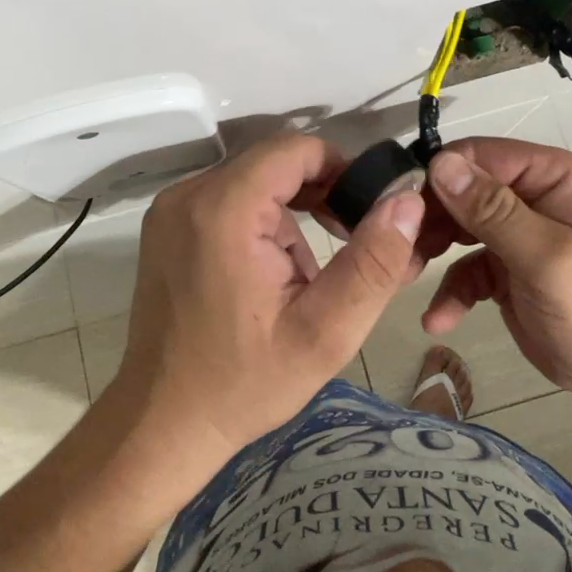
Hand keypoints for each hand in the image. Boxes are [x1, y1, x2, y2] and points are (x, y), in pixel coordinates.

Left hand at [110, 134, 427, 459]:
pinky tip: (271, 277)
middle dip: (319, 195)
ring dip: (289, 215)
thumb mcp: (326, 331)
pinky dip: (258, 224)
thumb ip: (373, 262)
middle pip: (273, 164)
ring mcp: (170, 212)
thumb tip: (407, 200)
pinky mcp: (164, 230)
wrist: (164, 421)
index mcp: (224, 209)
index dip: (341, 168)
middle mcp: (189, 196)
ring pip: (251, 184)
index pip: (296, 149)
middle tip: (352, 242)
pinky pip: (225, 203)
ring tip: (307, 277)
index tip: (369, 209)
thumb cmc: (245, 382)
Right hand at [418, 138, 571, 399]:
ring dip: (429, 251)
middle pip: (463, 189)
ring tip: (405, 277)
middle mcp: (533, 196)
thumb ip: (494, 211)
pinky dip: (449, 292)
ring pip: (455, 226)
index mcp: (555, 177)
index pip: (483, 155)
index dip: (441, 175)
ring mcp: (517, 234)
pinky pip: (463, 270)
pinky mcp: (504, 271)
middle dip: (429, 218)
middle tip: (398, 247)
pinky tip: (438, 320)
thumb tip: (441, 163)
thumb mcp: (549, 259)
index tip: (400, 206)